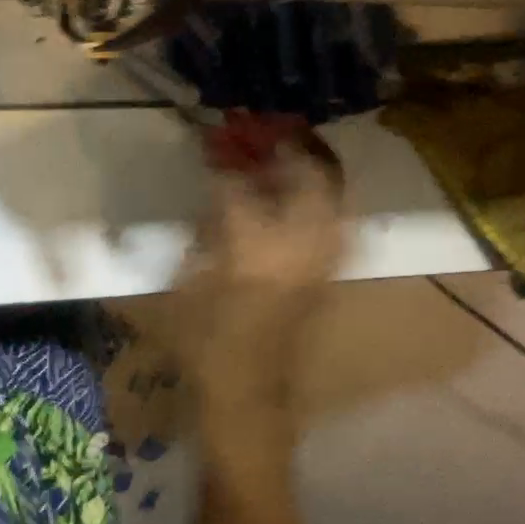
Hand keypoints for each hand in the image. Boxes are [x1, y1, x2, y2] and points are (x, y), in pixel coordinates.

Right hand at [168, 139, 345, 442]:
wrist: (248, 393)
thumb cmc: (203, 341)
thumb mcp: (187, 282)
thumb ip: (207, 231)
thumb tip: (221, 193)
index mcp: (252, 250)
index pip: (242, 187)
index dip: (231, 157)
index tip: (220, 136)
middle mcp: (297, 250)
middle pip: (308, 182)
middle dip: (291, 149)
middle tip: (273, 130)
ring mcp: (323, 263)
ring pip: (333, 200)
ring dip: (315, 170)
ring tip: (295, 154)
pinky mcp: (331, 276)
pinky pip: (337, 223)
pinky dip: (325, 199)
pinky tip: (308, 195)